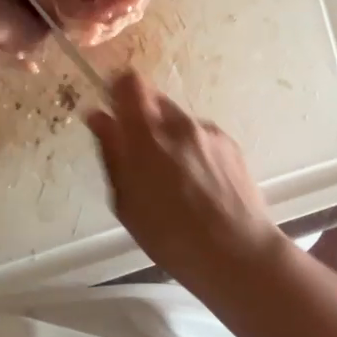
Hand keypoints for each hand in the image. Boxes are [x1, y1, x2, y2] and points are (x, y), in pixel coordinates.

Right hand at [85, 72, 285, 284]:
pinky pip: (201, 135)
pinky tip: (199, 183)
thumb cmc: (171, 237)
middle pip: (154, 100)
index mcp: (147, 135)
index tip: (114, 111)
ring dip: (168, 136)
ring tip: (174, 178)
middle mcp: (179, 124)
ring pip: (178, 119)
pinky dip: (192, 149)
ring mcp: (208, 132)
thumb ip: (112, 152)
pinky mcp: (231, 143)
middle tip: (140, 156)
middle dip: (142, 119)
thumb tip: (99, 117)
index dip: (119, 90)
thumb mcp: (126, 202)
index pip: (130, 83)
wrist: (238, 254)